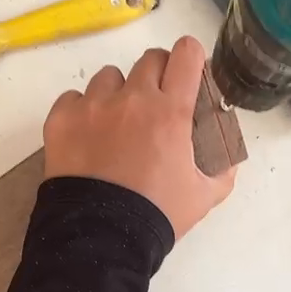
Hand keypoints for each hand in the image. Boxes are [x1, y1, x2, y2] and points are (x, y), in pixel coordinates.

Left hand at [44, 36, 236, 240]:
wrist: (102, 238)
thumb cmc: (156, 215)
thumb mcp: (202, 198)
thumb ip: (222, 173)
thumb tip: (228, 160)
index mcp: (170, 111)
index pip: (187, 54)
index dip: (190, 60)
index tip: (188, 77)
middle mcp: (132, 99)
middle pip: (149, 60)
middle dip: (157, 77)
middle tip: (155, 108)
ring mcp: (93, 106)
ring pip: (109, 78)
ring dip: (117, 94)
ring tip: (115, 127)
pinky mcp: (61, 120)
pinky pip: (73, 99)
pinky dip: (81, 112)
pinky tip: (86, 138)